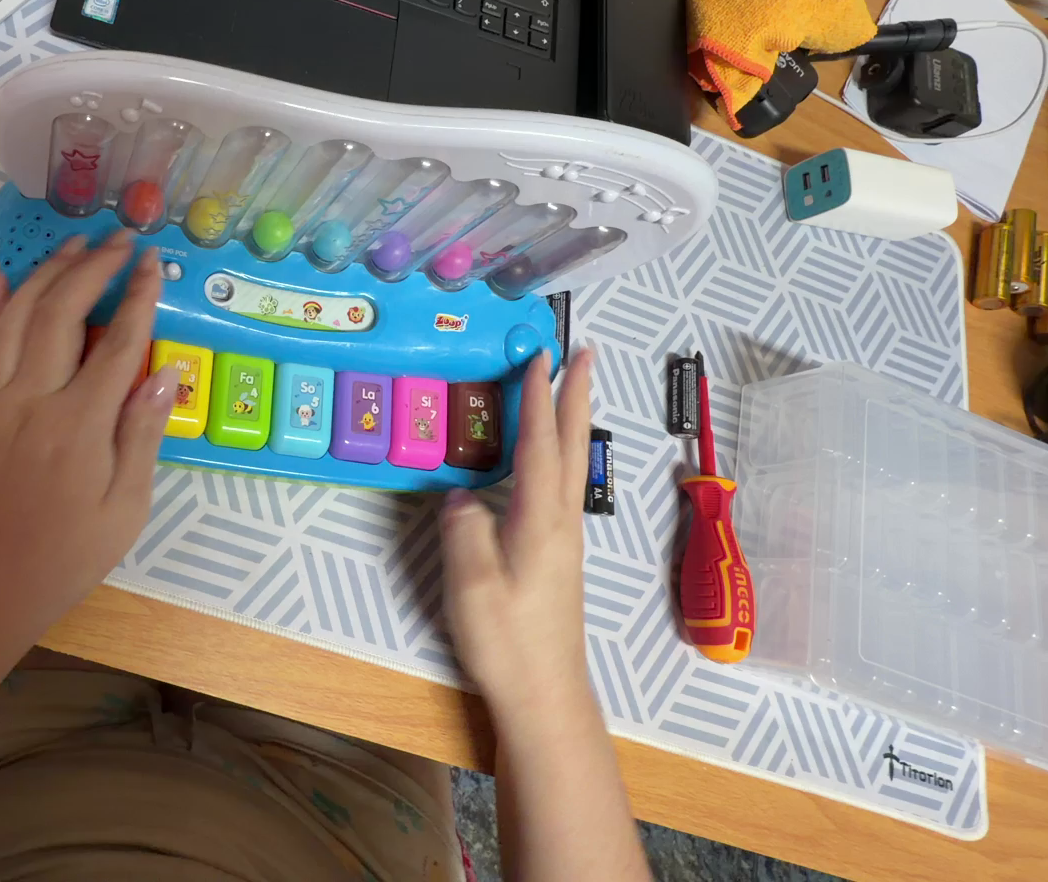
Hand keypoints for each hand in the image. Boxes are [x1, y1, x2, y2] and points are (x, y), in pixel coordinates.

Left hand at [0, 231, 177, 648]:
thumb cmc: (68, 555)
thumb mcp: (124, 507)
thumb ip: (142, 434)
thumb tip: (165, 372)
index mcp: (77, 425)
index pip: (116, 343)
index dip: (138, 298)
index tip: (153, 263)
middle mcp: (31, 399)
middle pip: (61, 312)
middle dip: (93, 268)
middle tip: (122, 239)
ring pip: (16, 315)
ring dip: (46, 273)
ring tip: (75, 244)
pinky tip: (0, 275)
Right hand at [439, 349, 595, 717]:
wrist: (545, 693)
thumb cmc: (507, 639)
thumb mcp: (473, 583)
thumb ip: (466, 529)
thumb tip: (461, 493)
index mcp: (541, 520)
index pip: (540, 445)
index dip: (538, 398)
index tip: (540, 355)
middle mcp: (560, 520)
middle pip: (572, 445)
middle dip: (577, 395)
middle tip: (586, 353)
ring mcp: (563, 537)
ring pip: (571, 463)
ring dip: (571, 419)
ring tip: (569, 388)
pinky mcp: (556, 552)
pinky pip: (561, 483)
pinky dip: (560, 450)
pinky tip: (548, 455)